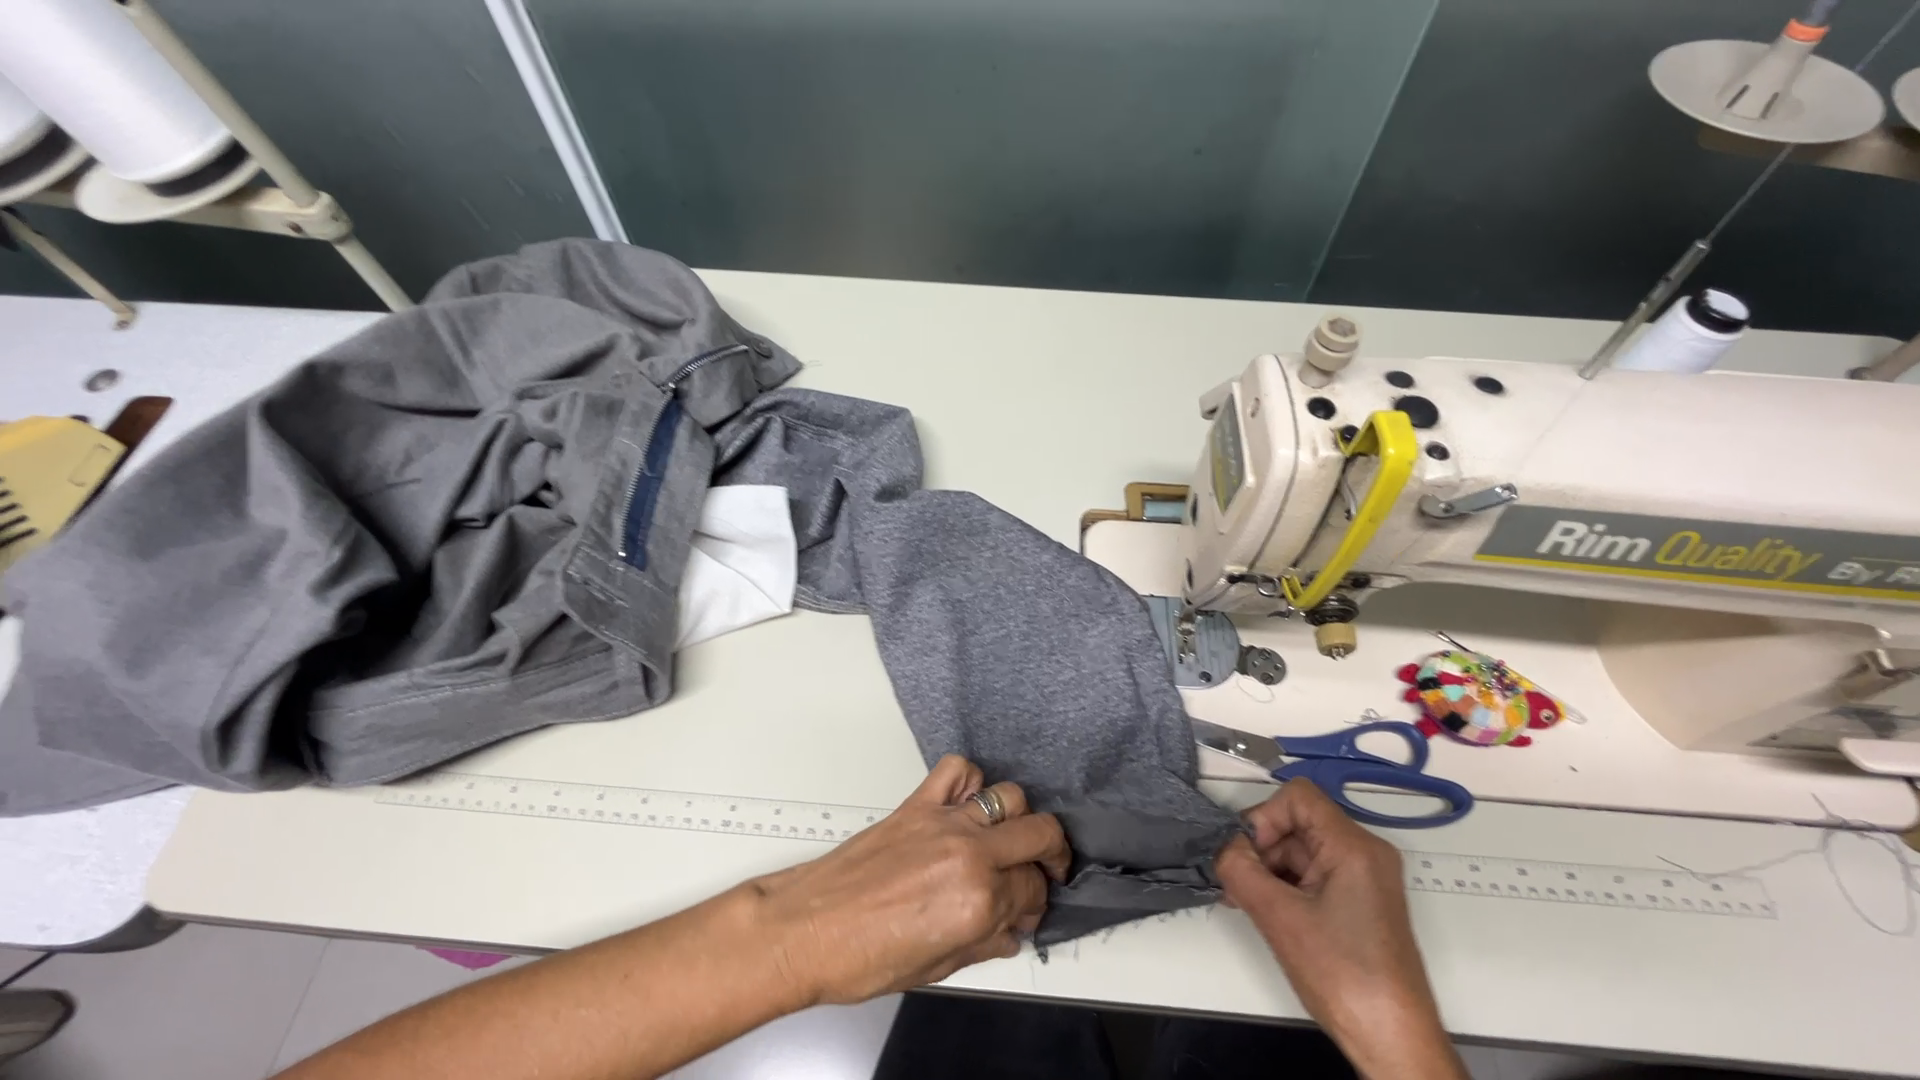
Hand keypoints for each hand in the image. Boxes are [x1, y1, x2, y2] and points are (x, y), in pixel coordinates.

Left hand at [749, 755, 1070, 1005]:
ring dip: (1019, 818)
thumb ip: (984, 944)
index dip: (1036, 904)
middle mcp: (969, 855)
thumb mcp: (936, 968)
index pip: (1034, 890)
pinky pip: (958, 771)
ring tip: (1011, 836)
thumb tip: (1009, 931)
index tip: (1026, 912)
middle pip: (1040, 834)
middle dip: (1051, 855)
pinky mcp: (917, 805)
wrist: (805, 932)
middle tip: (1043, 870)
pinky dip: (971, 780)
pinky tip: (970, 804)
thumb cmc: (859, 957)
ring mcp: (943, 823)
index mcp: (978, 902)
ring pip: (1010, 797)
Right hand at [1216, 780, 1464, 1079]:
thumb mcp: (1278, 917)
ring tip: (1248, 905)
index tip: (1248, 856)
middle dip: (1261, 849)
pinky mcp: (1359, 902)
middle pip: (1297, 824)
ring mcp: (1364, 878)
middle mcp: (1365, 853)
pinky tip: (1267, 914)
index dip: (1264, 818)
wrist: (1391, 1039)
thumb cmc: (1343, 976)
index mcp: (1354, 846)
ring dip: (1269, 871)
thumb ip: (1240, 871)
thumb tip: (1222, 849)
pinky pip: (1313, 875)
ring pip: (1301, 851)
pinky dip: (1285, 888)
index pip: (1297, 797)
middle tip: (1237, 886)